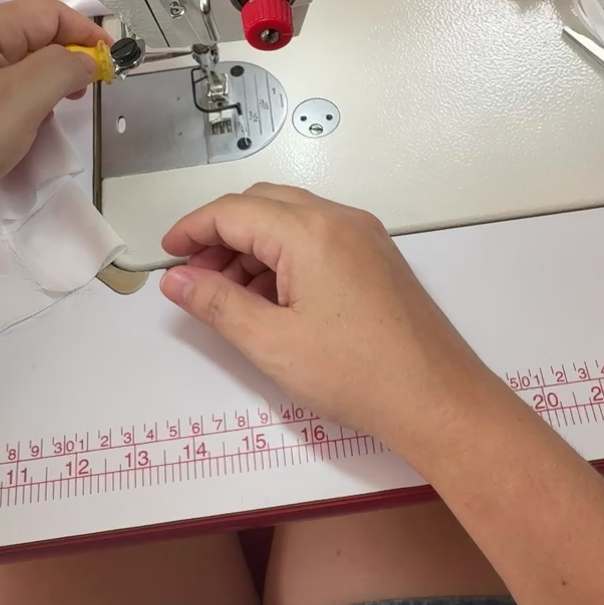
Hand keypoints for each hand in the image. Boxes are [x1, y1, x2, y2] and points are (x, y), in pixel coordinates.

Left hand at [0, 0, 106, 242]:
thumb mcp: (23, 98)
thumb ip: (62, 69)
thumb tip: (81, 60)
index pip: (45, 13)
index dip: (86, 33)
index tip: (113, 64)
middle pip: (23, 37)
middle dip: (62, 61)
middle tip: (81, 96)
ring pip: (3, 68)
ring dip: (37, 88)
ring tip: (47, 120)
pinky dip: (10, 107)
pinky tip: (12, 136)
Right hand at [159, 185, 509, 445]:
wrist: (437, 399)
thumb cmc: (356, 374)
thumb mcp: (271, 343)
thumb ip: (216, 304)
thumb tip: (176, 279)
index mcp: (311, 231)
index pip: (234, 210)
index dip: (192, 229)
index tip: (167, 255)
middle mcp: (341, 219)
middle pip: (264, 205)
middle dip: (222, 235)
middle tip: (197, 278)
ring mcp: (365, 236)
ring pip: (292, 220)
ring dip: (254, 247)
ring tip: (232, 297)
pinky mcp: (377, 257)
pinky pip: (319, 239)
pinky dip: (285, 257)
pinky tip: (274, 299)